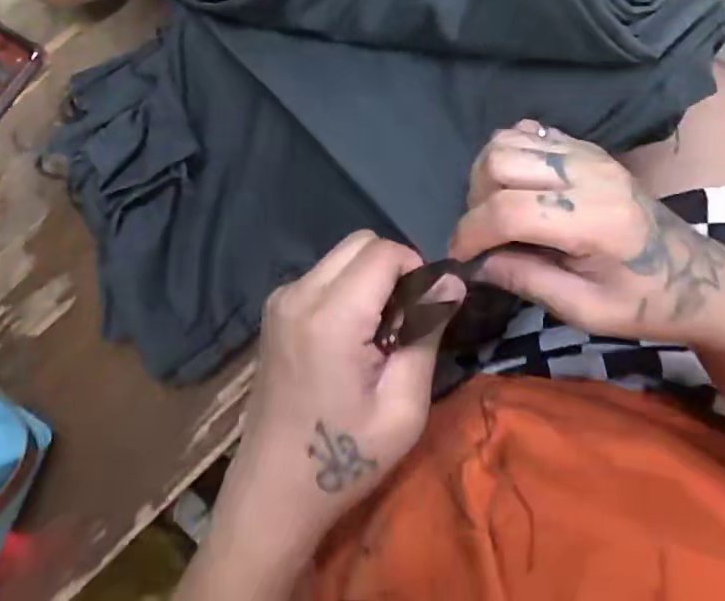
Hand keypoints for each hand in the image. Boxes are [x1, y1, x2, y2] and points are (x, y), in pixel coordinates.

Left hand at [219, 231, 462, 549]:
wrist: (276, 483)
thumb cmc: (348, 454)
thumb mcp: (404, 405)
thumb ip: (426, 332)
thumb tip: (450, 281)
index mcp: (331, 315)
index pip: (383, 251)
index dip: (416, 270)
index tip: (427, 310)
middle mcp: (299, 292)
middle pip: (359, 242)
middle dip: (393, 268)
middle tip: (406, 320)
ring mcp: (281, 297)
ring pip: (340, 255)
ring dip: (368, 278)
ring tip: (378, 334)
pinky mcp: (274, 306)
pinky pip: (321, 274)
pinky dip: (345, 288)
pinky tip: (350, 336)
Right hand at [452, 121, 724, 347]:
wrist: (698, 277)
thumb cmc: (646, 302)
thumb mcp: (586, 311)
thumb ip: (526, 281)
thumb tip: (475, 261)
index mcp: (597, 221)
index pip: (508, 211)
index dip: (471, 233)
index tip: (459, 256)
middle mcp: (590, 174)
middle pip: (499, 162)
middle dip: (476, 200)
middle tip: (484, 233)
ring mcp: (587, 153)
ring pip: (505, 141)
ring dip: (486, 175)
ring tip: (496, 209)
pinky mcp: (584, 146)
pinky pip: (525, 132)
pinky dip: (506, 155)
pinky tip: (517, 187)